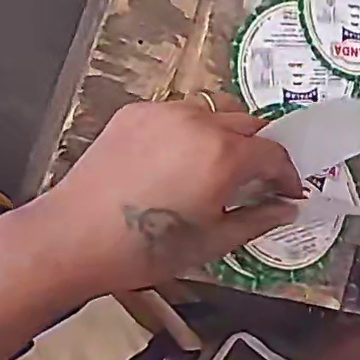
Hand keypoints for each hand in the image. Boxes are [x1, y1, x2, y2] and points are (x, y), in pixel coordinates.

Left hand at [34, 99, 303, 292]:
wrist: (71, 239)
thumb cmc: (144, 249)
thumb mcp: (212, 242)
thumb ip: (258, 220)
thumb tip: (287, 209)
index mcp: (222, 155)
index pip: (274, 152)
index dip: (287, 174)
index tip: (289, 191)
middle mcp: (198, 122)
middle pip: (249, 123)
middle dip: (261, 150)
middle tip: (259, 179)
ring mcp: (165, 112)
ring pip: (215, 111)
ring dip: (228, 134)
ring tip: (218, 165)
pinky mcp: (136, 112)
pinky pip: (180, 112)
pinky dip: (191, 130)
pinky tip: (179, 159)